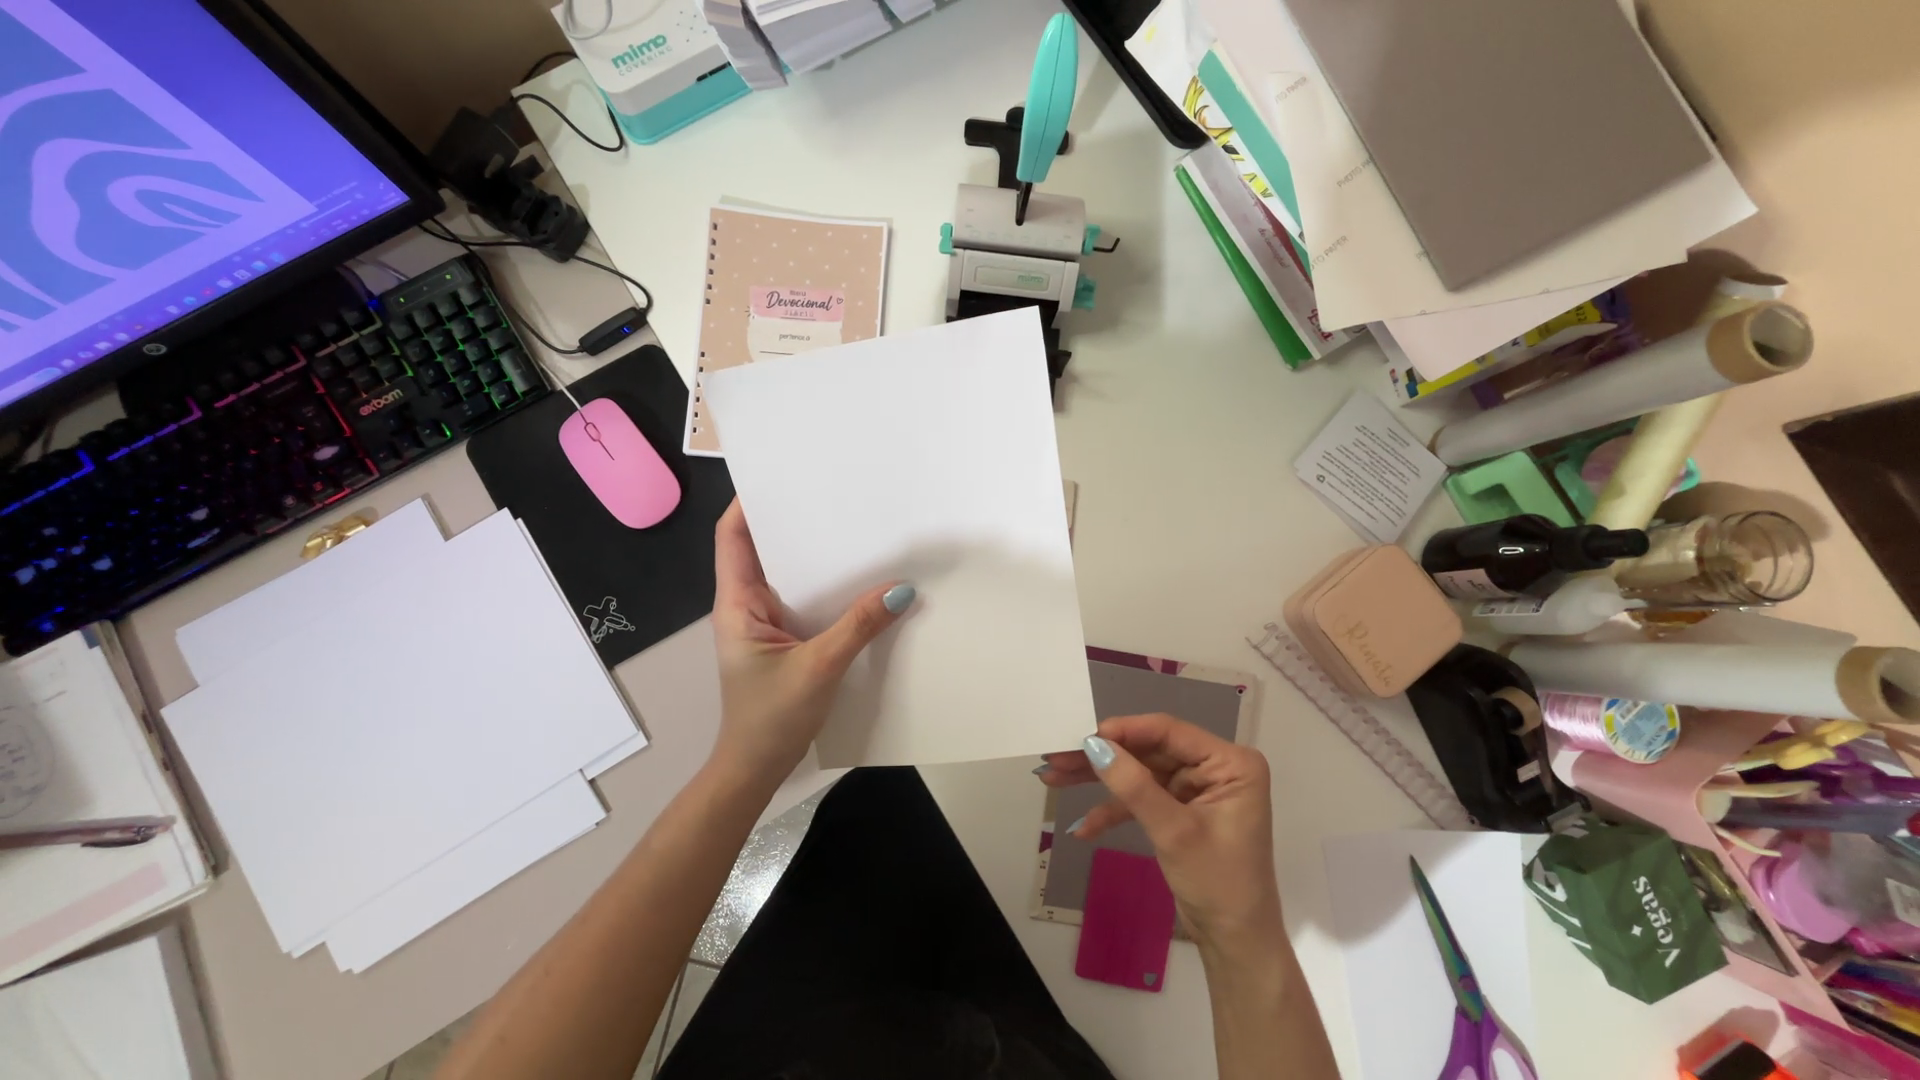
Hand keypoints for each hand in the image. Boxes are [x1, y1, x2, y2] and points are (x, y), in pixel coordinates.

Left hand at [710, 499, 915, 784]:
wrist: (755, 769)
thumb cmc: (771, 718)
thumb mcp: (819, 668)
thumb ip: (858, 627)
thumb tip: (902, 589)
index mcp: (737, 604)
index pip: (732, 538)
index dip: (748, 503)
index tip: (781, 475)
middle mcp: (747, 606)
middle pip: (762, 550)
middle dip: (793, 522)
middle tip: (832, 495)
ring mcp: (765, 625)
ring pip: (787, 576)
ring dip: (813, 556)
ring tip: (851, 528)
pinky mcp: (784, 642)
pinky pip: (804, 602)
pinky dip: (826, 588)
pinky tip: (858, 580)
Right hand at [1041, 714, 1282, 951]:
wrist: (1235, 942)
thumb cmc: (1218, 883)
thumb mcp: (1174, 832)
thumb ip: (1134, 786)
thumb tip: (1094, 745)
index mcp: (1230, 763)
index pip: (1169, 732)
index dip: (1124, 731)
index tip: (1081, 736)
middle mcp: (1215, 768)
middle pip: (1148, 750)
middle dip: (1103, 757)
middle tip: (1056, 757)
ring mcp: (1196, 790)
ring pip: (1139, 772)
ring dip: (1100, 781)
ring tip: (1053, 778)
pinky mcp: (1180, 811)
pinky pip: (1141, 800)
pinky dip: (1113, 812)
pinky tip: (1083, 829)